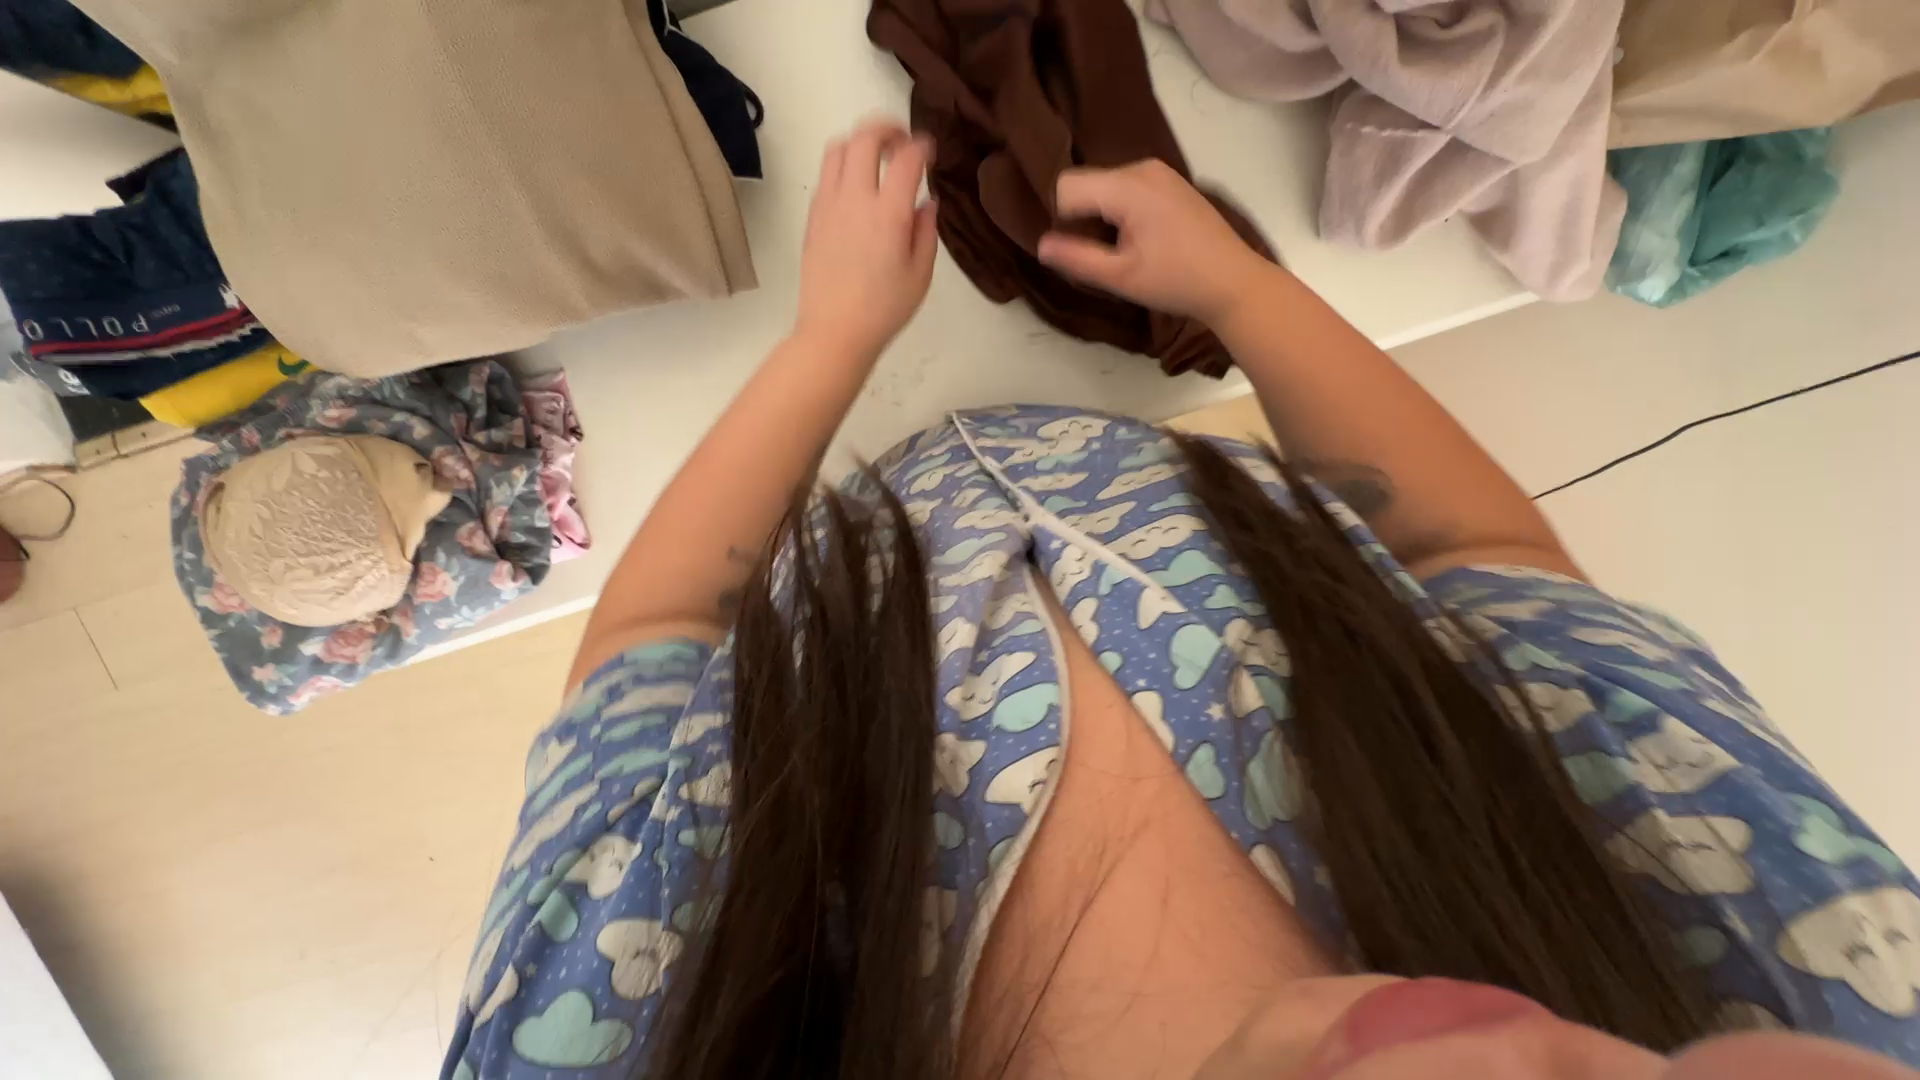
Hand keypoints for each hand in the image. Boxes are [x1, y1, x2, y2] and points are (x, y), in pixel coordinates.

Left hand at [794, 119, 939, 358]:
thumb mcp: (920, 276)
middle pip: (866, 137)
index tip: (930, 152)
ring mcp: (829, 205)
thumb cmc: (884, 310)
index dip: (922, 147)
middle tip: (903, 140)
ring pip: (838, 148)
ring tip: (876, 157)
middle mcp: (856, 199)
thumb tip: (926, 204)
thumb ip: (926, 232)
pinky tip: (856, 187)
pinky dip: (843, 166)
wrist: (835, 331)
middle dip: (887, 128)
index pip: (907, 159)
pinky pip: (826, 175)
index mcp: (890, 214)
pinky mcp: (813, 217)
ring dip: (860, 141)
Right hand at [1037, 159, 1274, 325]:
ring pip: (1105, 187)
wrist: (1233, 281)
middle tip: (1104, 255)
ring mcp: (1159, 172)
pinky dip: (1122, 212)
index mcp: (1128, 186)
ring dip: (1102, 217)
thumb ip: (1077, 259)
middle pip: (1085, 184)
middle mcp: (1142, 168)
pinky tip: (1142, 241)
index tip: (1081, 251)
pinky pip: (1127, 189)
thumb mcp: (1120, 277)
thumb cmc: (1175, 281)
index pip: (1066, 187)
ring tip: (1124, 250)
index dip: (1063, 220)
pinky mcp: (1170, 182)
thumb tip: (1040, 245)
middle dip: (1083, 218)